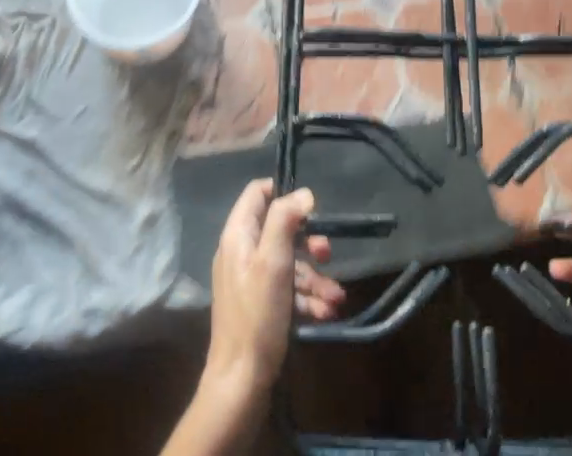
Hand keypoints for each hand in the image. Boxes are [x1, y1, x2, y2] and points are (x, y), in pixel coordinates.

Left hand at [204, 180, 345, 396]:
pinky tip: (324, 313)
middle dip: (309, 243)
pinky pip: (286, 289)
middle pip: (279, 230)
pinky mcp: (260, 303)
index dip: (285, 195)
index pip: (257, 193)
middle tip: (328, 254)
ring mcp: (249, 279)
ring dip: (314, 277)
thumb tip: (303, 192)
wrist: (241, 378)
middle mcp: (240, 252)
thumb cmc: (257, 315)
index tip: (311, 211)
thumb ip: (285, 221)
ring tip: (334, 298)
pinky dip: (306, 298)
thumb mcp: (273, 262)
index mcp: (238, 236)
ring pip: (288, 263)